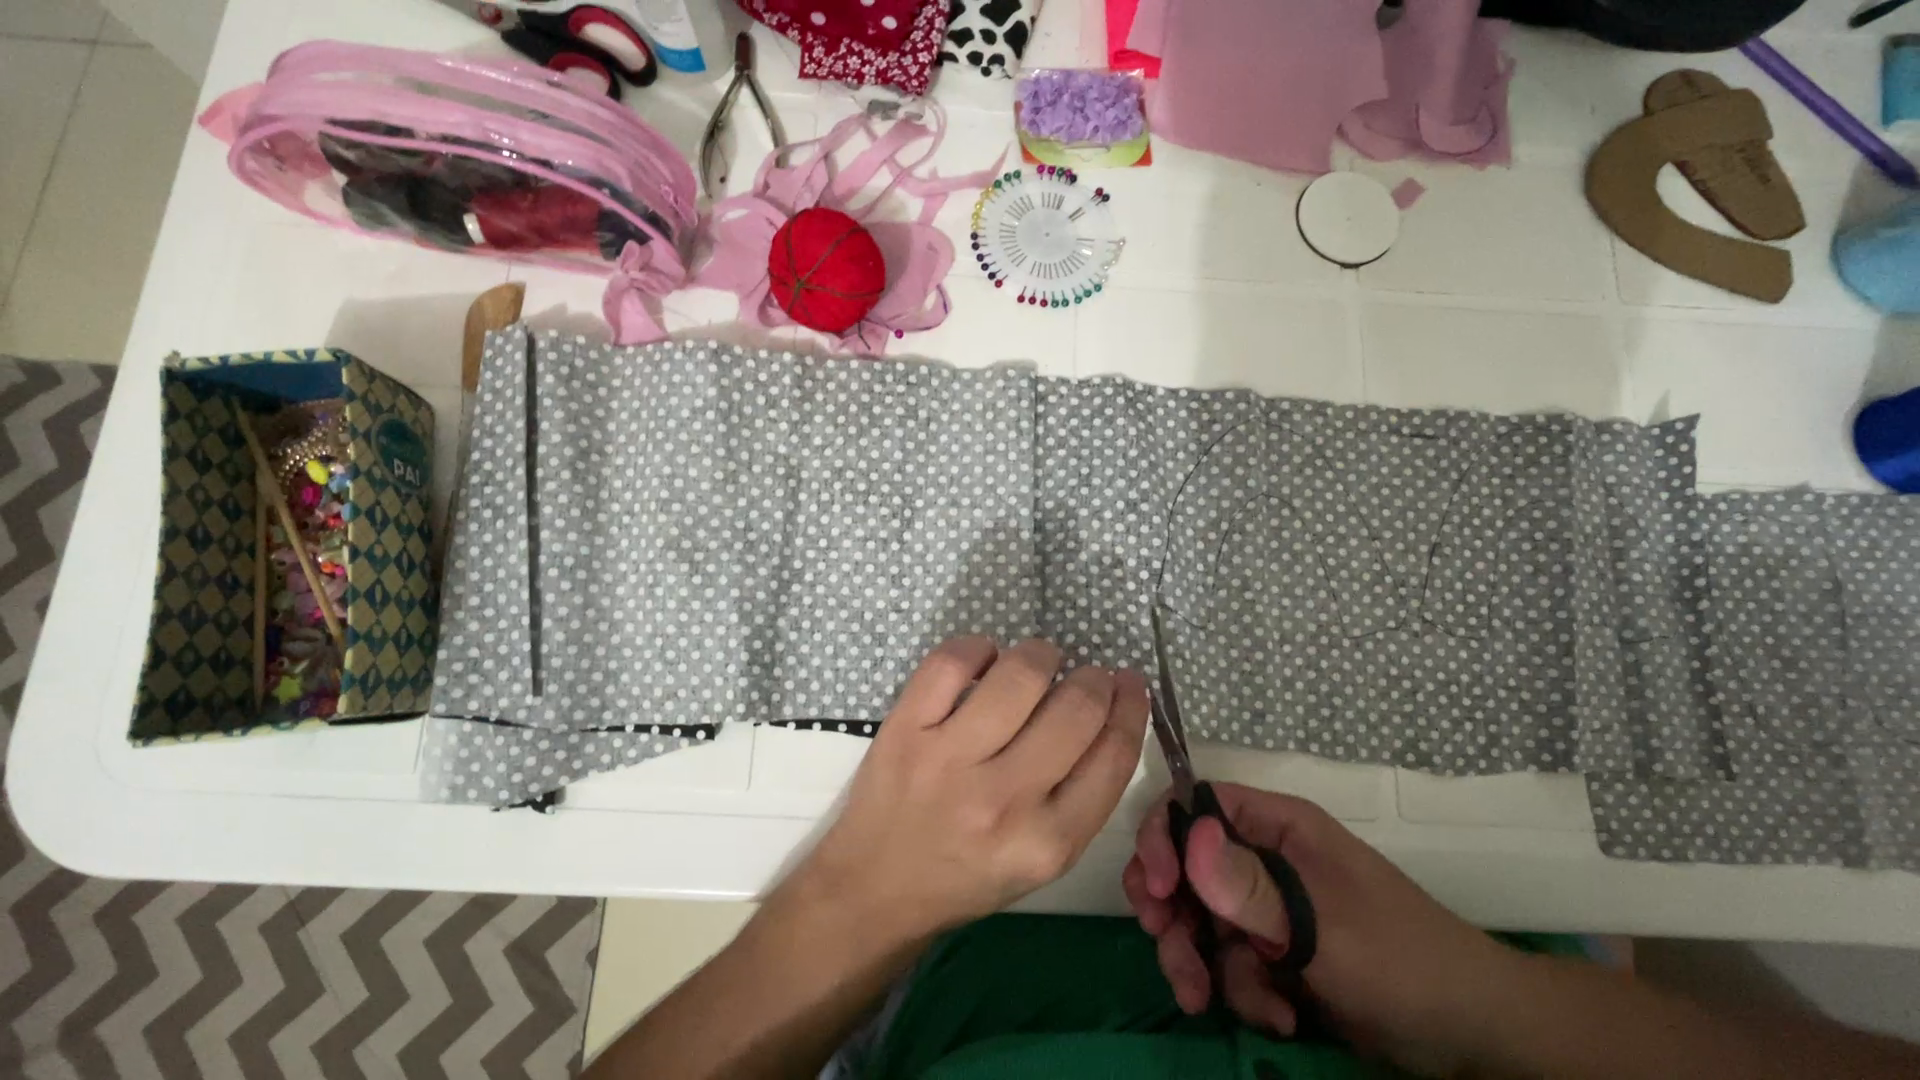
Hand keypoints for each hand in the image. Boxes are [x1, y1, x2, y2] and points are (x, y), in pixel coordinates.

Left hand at [788, 637, 1148, 942]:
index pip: (1113, 755)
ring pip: (1020, 674)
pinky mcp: (904, 731)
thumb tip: (1112, 710)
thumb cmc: (968, 876)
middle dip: (1094, 679)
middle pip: (1076, 709)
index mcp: (1048, 841)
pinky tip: (987, 659)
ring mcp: (948, 761)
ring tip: (1041, 662)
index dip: (1132, 707)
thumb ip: (1084, 794)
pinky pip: (951, 663)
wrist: (876, 890)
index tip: (1131, 686)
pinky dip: (978, 648)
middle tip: (1088, 676)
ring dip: (1042, 655)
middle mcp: (1003, 800)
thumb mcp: (1044, 861)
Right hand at [1122, 784, 1520, 1073]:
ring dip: (1198, 962)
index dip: (1166, 837)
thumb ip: (1250, 887)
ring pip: (1201, 921)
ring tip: (1204, 1001)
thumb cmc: (1399, 961)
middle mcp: (1267, 859)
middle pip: (1187, 867)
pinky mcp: (1276, 954)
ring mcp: (1270, 908)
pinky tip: (1277, 1017)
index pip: (1199, 806)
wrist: (1468, 1036)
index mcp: (1280, 828)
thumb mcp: (1320, 928)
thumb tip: (1188, 836)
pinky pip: (1229, 963)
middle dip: (1173, 913)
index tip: (1158, 888)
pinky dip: (1240, 991)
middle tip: (1166, 945)